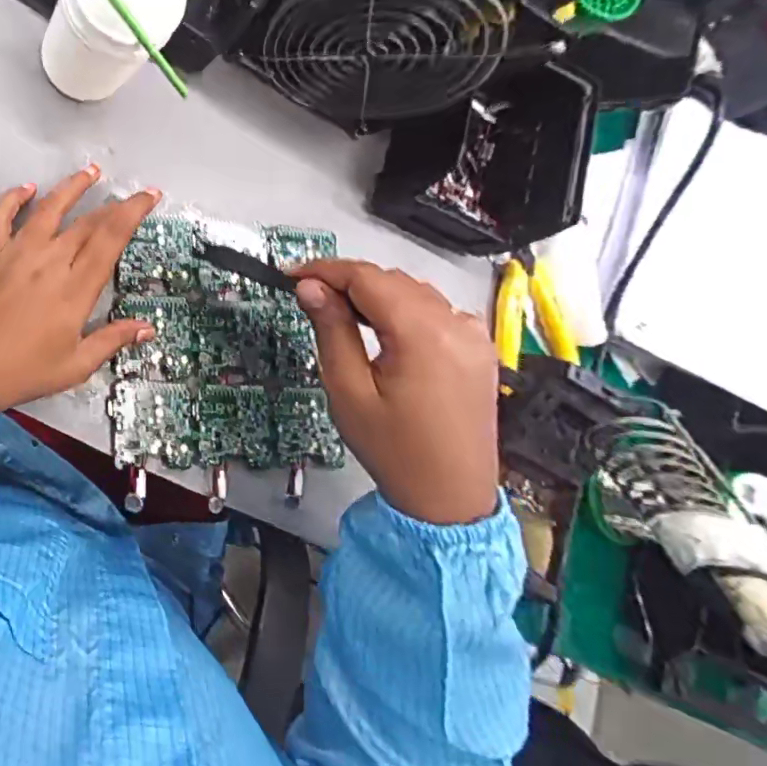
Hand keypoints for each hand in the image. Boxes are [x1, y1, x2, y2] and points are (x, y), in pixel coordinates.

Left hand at [0, 165, 159, 414]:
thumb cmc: (22, 371)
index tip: (148, 197)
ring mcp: (17, 254)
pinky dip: (12, 199)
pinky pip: (1, 217)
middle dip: (112, 204)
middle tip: (128, 194)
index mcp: (75, 289)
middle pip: (87, 222)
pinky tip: (26, 188)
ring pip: (48, 209)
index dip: (133, 212)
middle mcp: (49, 263)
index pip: (111, 238)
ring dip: (70, 187)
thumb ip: (111, 340)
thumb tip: (144, 329)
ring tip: (89, 172)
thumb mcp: (76, 365)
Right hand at [293, 259, 499, 524]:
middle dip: (345, 280)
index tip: (289, 274)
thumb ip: (331, 329)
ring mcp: (473, 336)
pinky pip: (433, 309)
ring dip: (371, 292)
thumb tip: (311, 288)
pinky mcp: (476, 349)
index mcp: (424, 334)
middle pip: (390, 279)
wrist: (449, 496)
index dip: (324, 270)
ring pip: (412, 290)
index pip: (367, 278)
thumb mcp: (347, 388)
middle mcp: (456, 326)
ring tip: (334, 310)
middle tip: (305, 295)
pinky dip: (398, 307)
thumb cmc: (392, 447)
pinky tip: (375, 326)